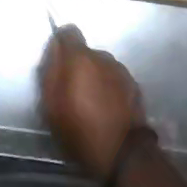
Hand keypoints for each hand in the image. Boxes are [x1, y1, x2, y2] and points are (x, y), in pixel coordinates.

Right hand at [40, 25, 144, 178]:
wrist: (123, 155)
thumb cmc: (79, 129)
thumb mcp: (51, 104)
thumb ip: (50, 70)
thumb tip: (54, 48)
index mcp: (80, 58)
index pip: (69, 31)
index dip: (61, 42)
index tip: (56, 60)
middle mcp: (104, 58)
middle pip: (85, 52)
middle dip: (77, 64)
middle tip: (70, 90)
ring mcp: (122, 72)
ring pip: (101, 65)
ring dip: (94, 76)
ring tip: (90, 101)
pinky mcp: (135, 87)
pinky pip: (114, 79)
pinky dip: (108, 87)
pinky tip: (106, 108)